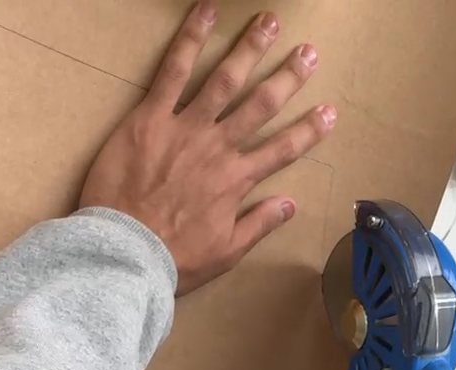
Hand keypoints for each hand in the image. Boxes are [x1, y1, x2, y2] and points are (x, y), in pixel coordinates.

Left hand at [79, 3, 334, 294]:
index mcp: (236, 181)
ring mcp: (185, 128)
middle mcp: (218, 148)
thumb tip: (290, 204)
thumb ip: (258, 224)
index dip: (309, 131)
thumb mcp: (225, 253)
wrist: (126, 252)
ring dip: (250, 48)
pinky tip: (206, 10)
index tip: (329, 112)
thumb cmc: (174, 259)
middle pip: (260, 105)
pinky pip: (172, 71)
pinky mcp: (150, 117)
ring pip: (225, 79)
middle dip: (287, 77)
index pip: (282, 150)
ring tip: (270, 21)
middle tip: (308, 53)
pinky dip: (190, 38)